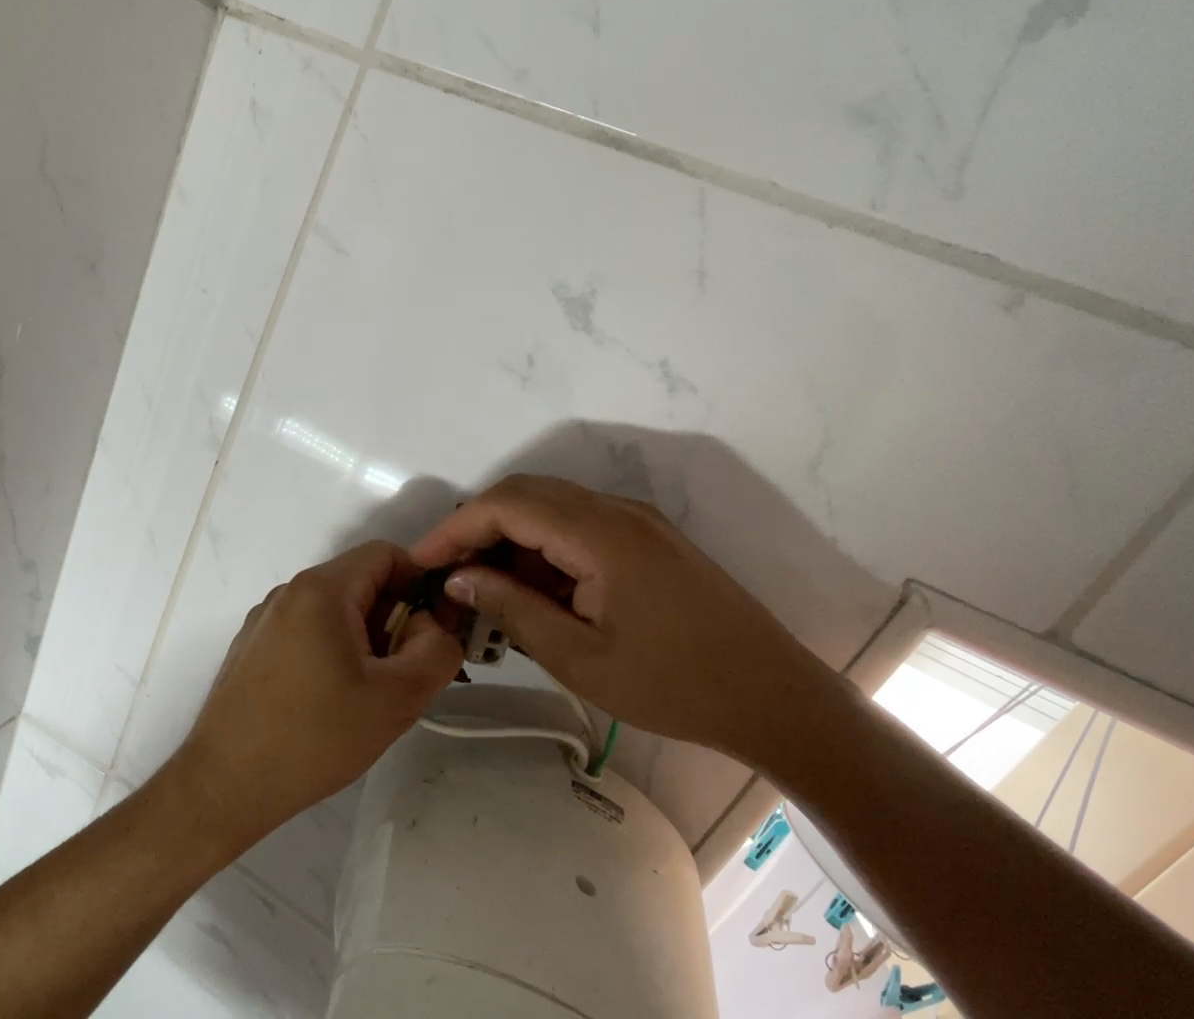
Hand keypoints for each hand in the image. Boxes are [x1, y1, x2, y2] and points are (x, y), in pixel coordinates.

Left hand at [170, 541, 464, 843]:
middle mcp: (287, 593)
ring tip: (373, 696)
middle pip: (360, 583)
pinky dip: (334, 655)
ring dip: (367, 642)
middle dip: (396, 619)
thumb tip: (433, 626)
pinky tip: (334, 705)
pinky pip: (307, 635)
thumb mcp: (397, 698)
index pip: (387, 555)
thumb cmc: (315, 737)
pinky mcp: (251, 652)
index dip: (423, 584)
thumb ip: (437, 650)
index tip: (437, 631)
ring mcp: (263, 622)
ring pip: (334, 613)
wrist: (225, 785)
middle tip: (409, 674)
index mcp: (321, 589)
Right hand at [409, 475, 842, 763]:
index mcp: (600, 533)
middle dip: (477, 530)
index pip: (506, 504)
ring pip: (551, 510)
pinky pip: (579, 529)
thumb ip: (512, 609)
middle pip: (526, 495)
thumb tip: (458, 579)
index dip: (454, 528)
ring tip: (482, 594)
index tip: (419, 564)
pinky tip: (530, 596)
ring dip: (509, 542)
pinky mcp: (648, 542)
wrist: (773, 698)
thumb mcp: (579, 656)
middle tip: (445, 578)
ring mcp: (637, 523)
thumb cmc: (673, 685)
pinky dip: (543, 553)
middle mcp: (617, 511)